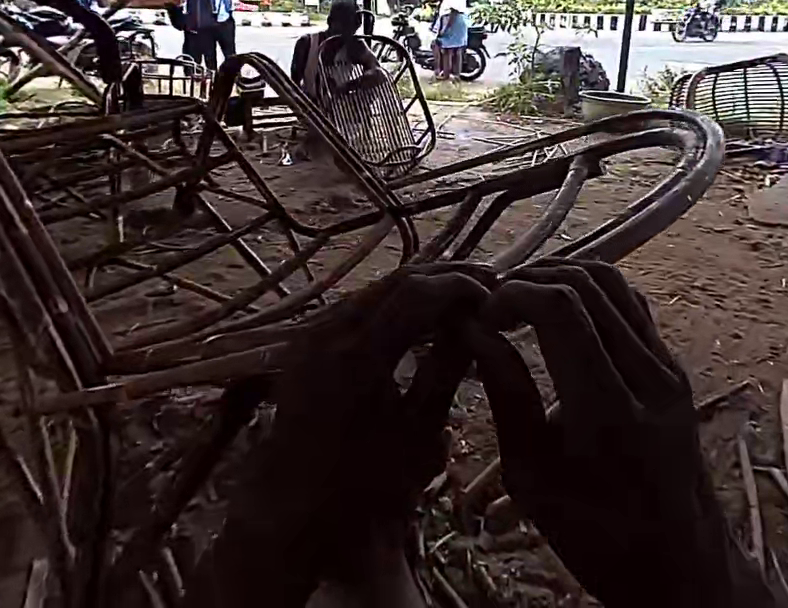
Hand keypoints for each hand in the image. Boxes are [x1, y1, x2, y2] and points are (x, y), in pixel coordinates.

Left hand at [193, 267, 492, 607]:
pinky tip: (417, 312)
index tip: (493, 292)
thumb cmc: (365, 487)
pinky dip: (389, 304)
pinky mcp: (305, 338)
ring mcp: (312, 330)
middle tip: (483, 280)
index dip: (458, 286)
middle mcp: (330, 328)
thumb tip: (476, 325)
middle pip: (393, 281)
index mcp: (360, 352)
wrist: (294, 510)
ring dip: (416, 287)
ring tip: (457, 293)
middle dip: (441, 277)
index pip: (416, 293)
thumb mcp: (418, 434)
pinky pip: (354, 307)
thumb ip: (445, 370)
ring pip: (373, 290)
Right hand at [465, 261, 749, 607]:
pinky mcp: (672, 364)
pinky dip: (586, 286)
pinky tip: (558, 307)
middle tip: (496, 306)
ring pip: (609, 280)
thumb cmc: (595, 535)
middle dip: (528, 279)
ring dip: (556, 274)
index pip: (560, 310)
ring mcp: (667, 367)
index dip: (512, 295)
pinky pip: (628, 299)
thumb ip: (504, 392)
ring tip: (521, 298)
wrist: (681, 570)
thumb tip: (470, 327)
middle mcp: (647, 378)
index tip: (483, 316)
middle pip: (583, 283)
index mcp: (609, 413)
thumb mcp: (530, 475)